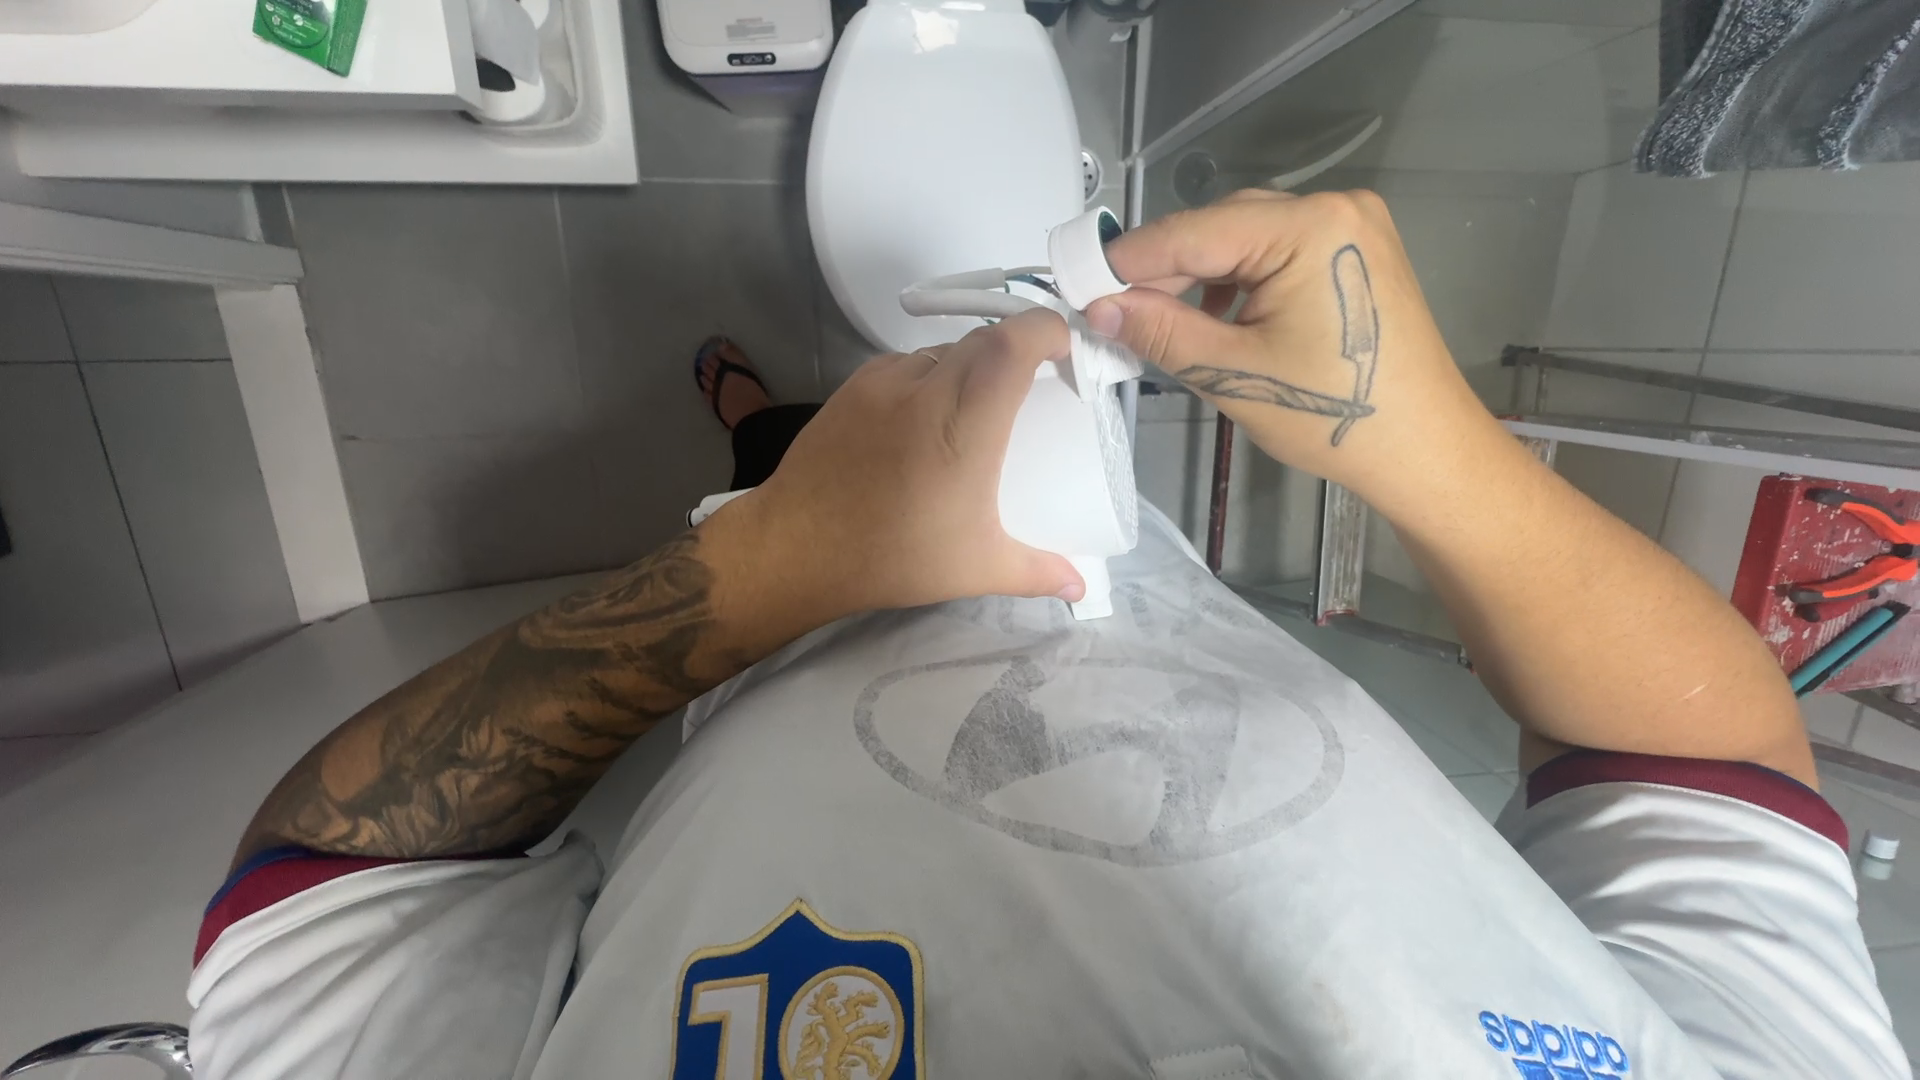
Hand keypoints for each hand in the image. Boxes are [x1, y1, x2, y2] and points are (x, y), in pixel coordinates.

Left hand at [702, 310, 1085, 634]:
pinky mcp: (849, 389)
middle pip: (983, 338)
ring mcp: (880, 384)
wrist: (795, 550)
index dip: (1047, 331)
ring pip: (941, 349)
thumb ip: (1036, 573)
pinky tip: (925, 413)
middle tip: (1032, 384)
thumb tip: (1079, 586)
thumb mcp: (975, 568)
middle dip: (1016, 348)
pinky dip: (929, 375)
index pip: (1013, 342)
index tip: (1066, 351)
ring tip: (977, 404)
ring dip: (970, 364)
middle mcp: (924, 388)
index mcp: (965, 424)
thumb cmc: (893, 557)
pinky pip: (903, 364)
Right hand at [1085, 189, 1501, 503]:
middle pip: (1219, 227)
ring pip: (1242, 238)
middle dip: (1162, 268)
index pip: (1193, 232)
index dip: (1129, 259)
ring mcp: (1348, 228)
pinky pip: (1271, 253)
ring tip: (1155, 317)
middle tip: (1112, 309)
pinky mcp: (1350, 254)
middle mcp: (1332, 208)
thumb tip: (1097, 307)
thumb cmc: (1329, 414)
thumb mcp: (1232, 372)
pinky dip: (1231, 280)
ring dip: (1194, 275)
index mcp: (1308, 228)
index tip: (1077, 282)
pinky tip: (1212, 314)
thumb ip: (1160, 330)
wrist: (1420, 447)